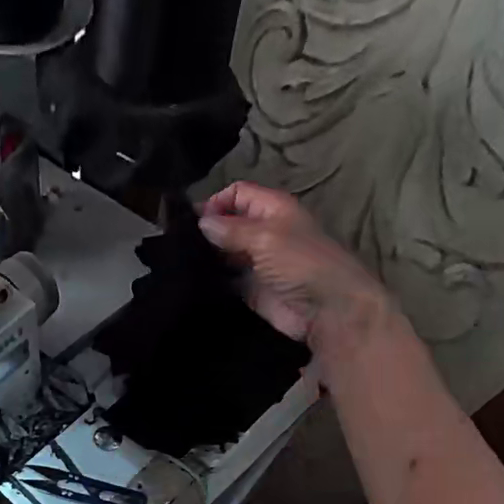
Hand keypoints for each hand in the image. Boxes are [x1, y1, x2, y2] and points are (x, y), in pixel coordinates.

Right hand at [198, 181, 408, 360]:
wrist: (324, 309)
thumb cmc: (302, 263)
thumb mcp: (266, 237)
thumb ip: (231, 230)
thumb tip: (201, 222)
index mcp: (272, 209)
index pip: (237, 194)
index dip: (215, 202)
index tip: (190, 222)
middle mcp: (262, 232)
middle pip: (227, 223)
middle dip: (206, 230)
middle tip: (178, 244)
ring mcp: (254, 262)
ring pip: (222, 252)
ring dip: (205, 256)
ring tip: (180, 264)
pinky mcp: (248, 289)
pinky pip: (223, 280)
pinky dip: (209, 280)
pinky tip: (191, 283)